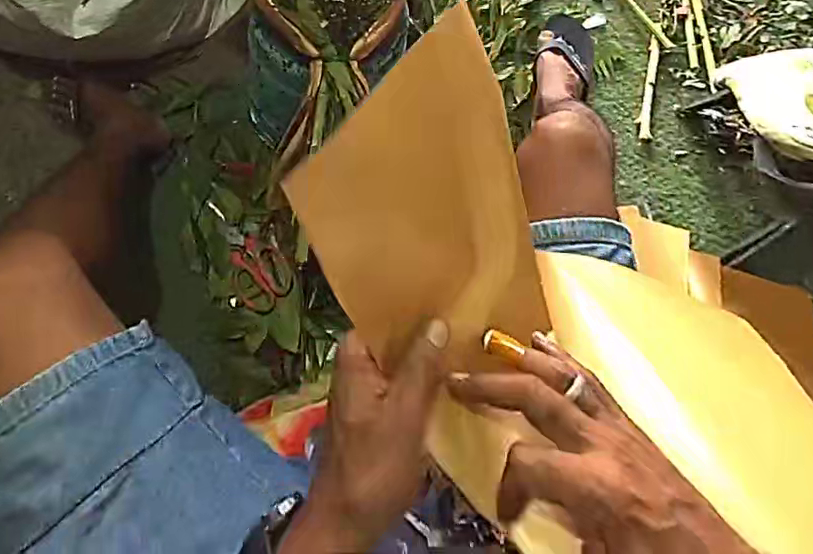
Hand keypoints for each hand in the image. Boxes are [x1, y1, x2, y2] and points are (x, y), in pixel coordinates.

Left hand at [279, 320, 449, 552]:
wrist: (347, 520)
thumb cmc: (373, 465)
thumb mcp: (404, 415)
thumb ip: (420, 368)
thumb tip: (438, 321)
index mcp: (353, 354)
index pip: (383, 313)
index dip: (412, 304)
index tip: (445, 292)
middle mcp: (355, 362)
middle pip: (393, 336)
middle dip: (424, 329)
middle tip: (464, 316)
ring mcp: (365, 386)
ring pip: (399, 360)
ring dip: (426, 356)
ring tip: (463, 341)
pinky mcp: (376, 408)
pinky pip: (401, 381)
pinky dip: (421, 379)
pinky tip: (449, 378)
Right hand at [447, 332, 752, 553]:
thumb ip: (559, 531)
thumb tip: (516, 531)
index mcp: (594, 484)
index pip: (527, 462)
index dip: (505, 486)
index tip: (504, 512)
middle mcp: (602, 443)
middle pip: (535, 396)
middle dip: (491, 387)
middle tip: (457, 382)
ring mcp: (618, 427)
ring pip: (563, 378)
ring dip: (524, 361)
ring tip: (494, 348)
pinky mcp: (631, 424)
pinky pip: (591, 382)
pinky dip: (563, 360)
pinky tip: (545, 344)